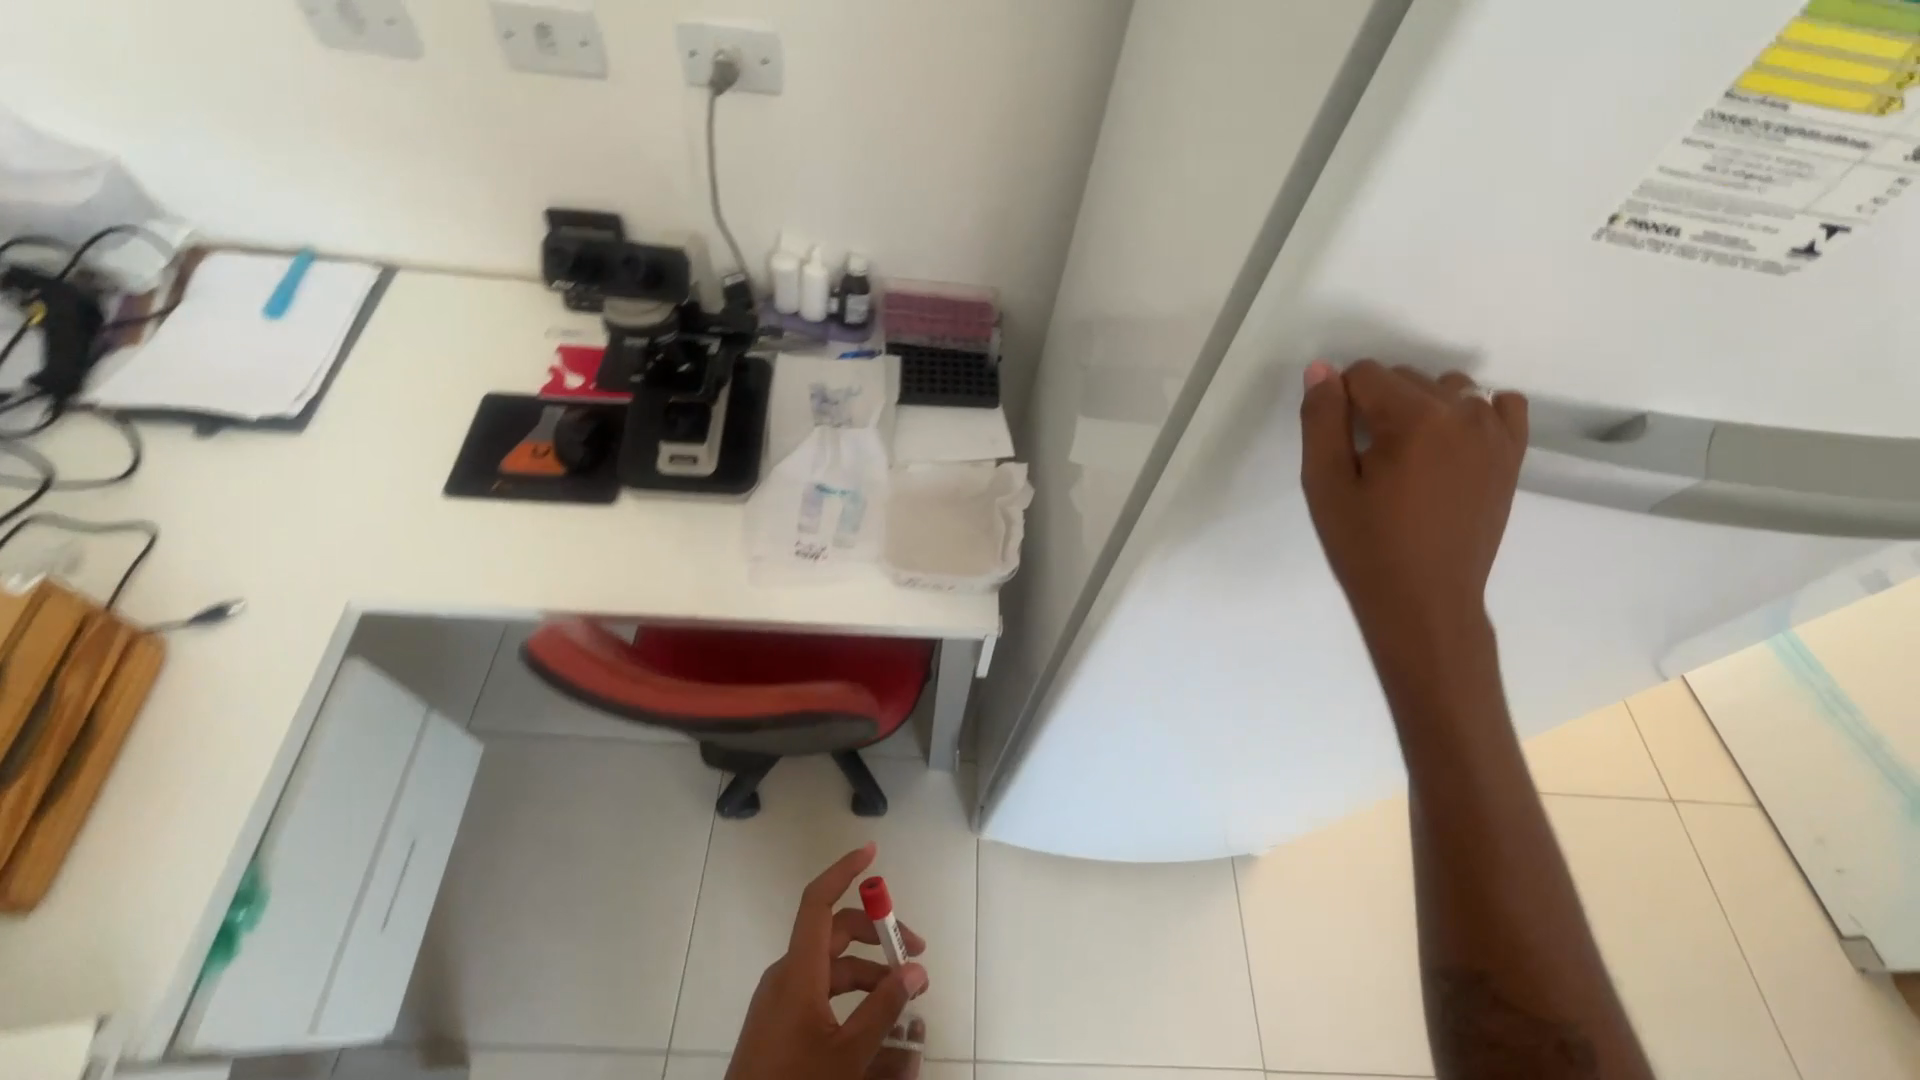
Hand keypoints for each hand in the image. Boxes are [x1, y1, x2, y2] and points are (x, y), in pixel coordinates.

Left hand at [727, 843, 929, 1079]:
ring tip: (905, 997)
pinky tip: (877, 1020)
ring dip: (870, 971)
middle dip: (879, 937)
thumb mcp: (848, 1054)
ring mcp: (782, 998)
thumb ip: (883, 1008)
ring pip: (833, 966)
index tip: (872, 852)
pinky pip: (822, 990)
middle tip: (916, 956)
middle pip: (836, 933)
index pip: (819, 901)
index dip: (844, 871)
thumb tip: (914, 970)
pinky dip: (852, 994)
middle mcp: (788, 974)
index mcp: (798, 971)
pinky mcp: (781, 1021)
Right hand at [1298, 361, 1526, 641]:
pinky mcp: (1512, 455)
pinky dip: (1471, 413)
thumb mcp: (1325, 484)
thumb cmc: (1366, 546)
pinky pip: (1499, 405)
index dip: (1340, 404)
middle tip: (1368, 460)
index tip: (1339, 446)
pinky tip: (1450, 446)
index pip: (1365, 374)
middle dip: (1379, 403)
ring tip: (1407, 457)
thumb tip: (1322, 370)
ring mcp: (1496, 433)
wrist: (1424, 601)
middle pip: (1406, 376)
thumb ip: (1322, 420)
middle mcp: (1464, 413)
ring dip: (1421, 407)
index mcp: (1415, 418)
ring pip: (1448, 387)